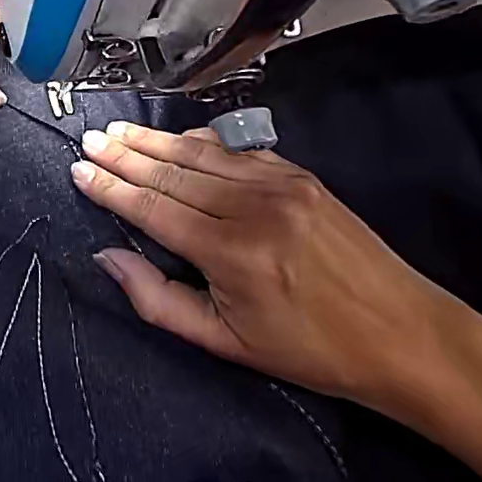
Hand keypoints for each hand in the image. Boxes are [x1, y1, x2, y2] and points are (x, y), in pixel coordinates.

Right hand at [71, 122, 455, 406]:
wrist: (400, 330)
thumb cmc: (311, 349)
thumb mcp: (227, 344)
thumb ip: (160, 300)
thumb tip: (109, 259)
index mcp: (232, 253)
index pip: (153, 208)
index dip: (111, 189)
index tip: (81, 170)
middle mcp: (253, 206)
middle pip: (173, 171)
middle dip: (126, 155)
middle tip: (92, 140)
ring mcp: (279, 182)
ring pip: (201, 153)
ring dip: (156, 141)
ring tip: (121, 132)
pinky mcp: (297, 173)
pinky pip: (236, 150)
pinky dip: (201, 143)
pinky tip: (178, 139)